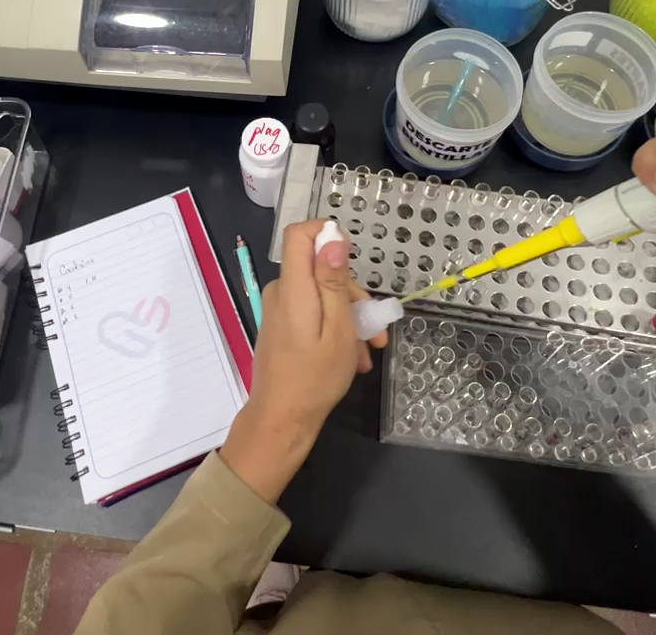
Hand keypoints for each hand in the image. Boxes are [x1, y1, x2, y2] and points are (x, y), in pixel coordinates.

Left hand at [219, 219, 388, 501]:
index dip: (326, 234)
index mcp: (293, 287)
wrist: (282, 420)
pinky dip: (334, 327)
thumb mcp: (338, 328)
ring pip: (320, 294)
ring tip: (369, 351)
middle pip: (318, 268)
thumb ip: (334, 281)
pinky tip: (353, 357)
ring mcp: (279, 309)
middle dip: (351, 292)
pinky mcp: (282, 324)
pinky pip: (312, 312)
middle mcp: (281, 291)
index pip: (298, 234)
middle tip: (375, 327)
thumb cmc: (315, 377)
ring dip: (348, 317)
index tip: (351, 259)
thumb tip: (333, 236)